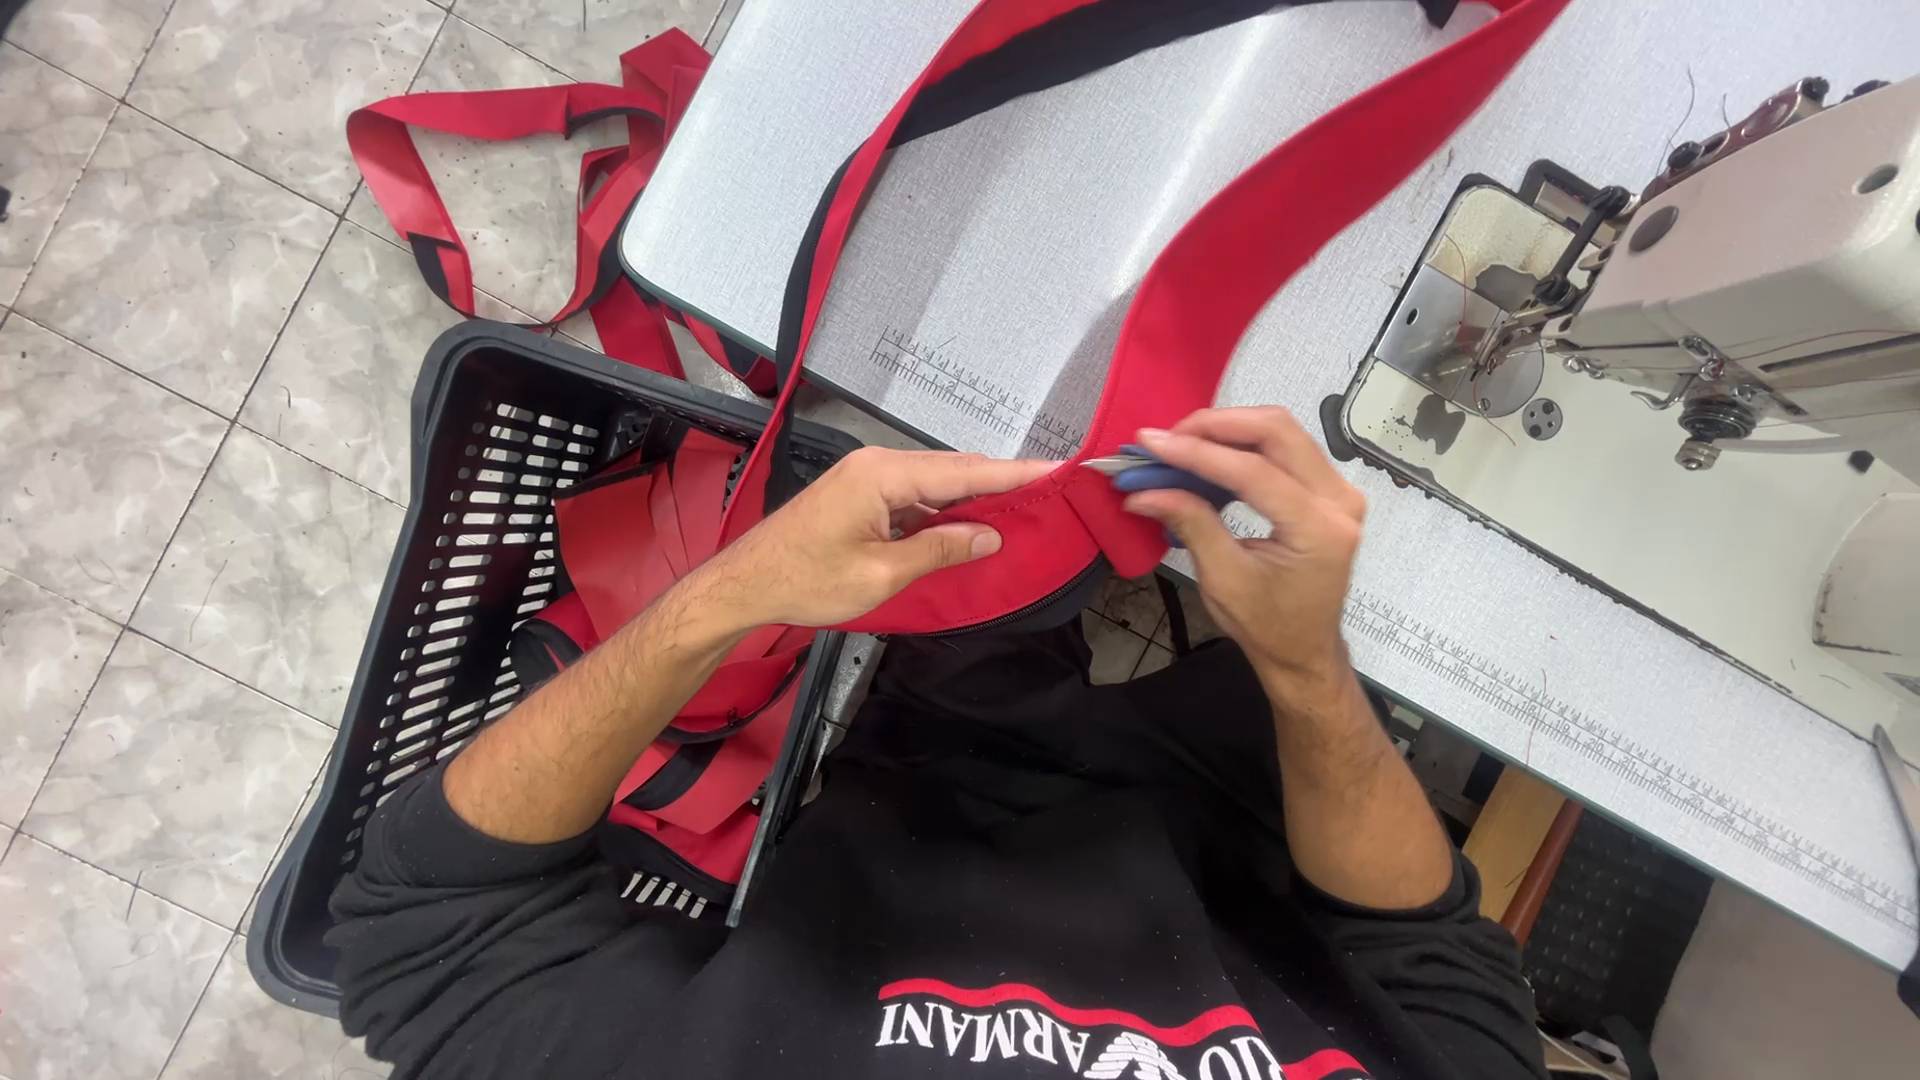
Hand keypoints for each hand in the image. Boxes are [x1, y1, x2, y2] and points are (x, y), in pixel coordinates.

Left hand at [692, 447, 1055, 629]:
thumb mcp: (880, 574)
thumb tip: (988, 536)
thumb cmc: (806, 581)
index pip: (963, 470)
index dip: (1014, 473)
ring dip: (971, 497)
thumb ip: (938, 550)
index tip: (1057, 469)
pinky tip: (964, 525)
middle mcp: (877, 463)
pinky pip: (913, 495)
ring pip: (934, 482)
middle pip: (952, 469)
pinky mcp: (859, 493)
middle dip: (999, 481)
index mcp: (883, 475)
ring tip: (1016, 508)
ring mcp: (866, 476)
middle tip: (1047, 488)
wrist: (745, 583)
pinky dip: (942, 509)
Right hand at [1121, 408, 1365, 697]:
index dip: (1197, 453)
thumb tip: (1142, 491)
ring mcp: (1338, 490)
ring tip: (1179, 444)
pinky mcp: (1325, 489)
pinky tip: (1204, 455)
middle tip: (1166, 437)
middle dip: (1214, 426)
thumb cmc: (1266, 624)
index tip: (1150, 443)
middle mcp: (1339, 500)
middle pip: (1276, 431)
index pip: (1253, 471)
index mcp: (1319, 529)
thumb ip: (1190, 523)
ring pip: (1280, 432)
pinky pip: (1282, 448)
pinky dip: (1239, 444)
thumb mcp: (1222, 578)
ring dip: (1225, 430)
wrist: (1303, 649)